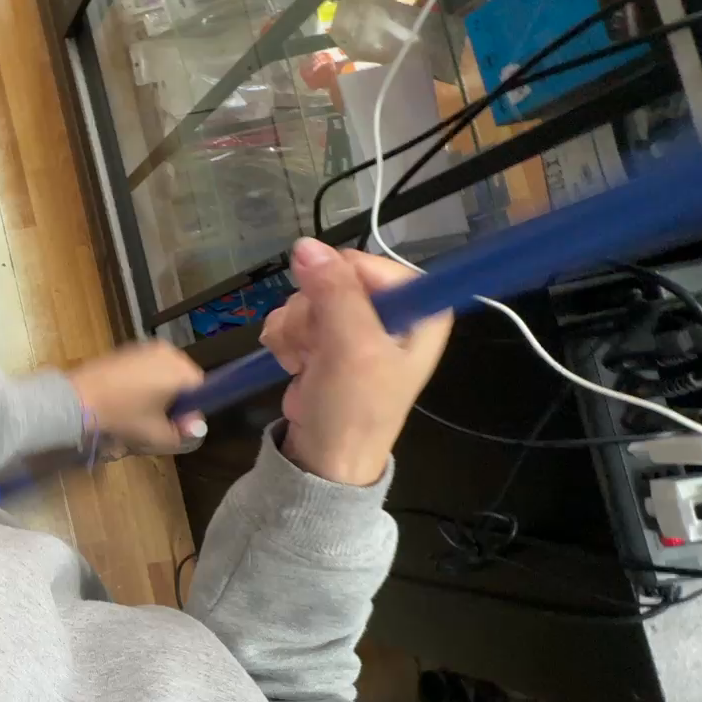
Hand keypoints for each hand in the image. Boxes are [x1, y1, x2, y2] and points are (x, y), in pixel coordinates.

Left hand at [66, 341, 206, 452]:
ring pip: (160, 373)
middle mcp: (165, 351)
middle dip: (172, 399)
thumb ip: (182, 433)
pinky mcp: (121, 351)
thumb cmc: (121, 415)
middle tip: (155, 420)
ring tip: (136, 411)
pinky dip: (138, 383)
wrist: (76, 399)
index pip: (201, 389)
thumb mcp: (156, 434)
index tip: (175, 424)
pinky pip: (141, 369)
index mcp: (180, 368)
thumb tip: (193, 428)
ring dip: (155, 391)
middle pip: (180, 379)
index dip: (190, 409)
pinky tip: (122, 400)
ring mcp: (141, 348)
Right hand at [260, 238, 451, 484]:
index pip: (364, 264)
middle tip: (317, 348)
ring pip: (302, 299)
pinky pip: (289, 318)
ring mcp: (352, 325)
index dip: (334, 286)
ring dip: (293, 331)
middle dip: (308, 314)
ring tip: (306, 361)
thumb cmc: (354, 408)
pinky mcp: (321, 339)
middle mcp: (388, 309)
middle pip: (327, 280)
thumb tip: (304, 245)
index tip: (327, 319)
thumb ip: (333, 294)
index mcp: (417, 305)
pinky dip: (284, 340)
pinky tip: (295, 362)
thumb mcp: (351, 348)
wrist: (326, 455)